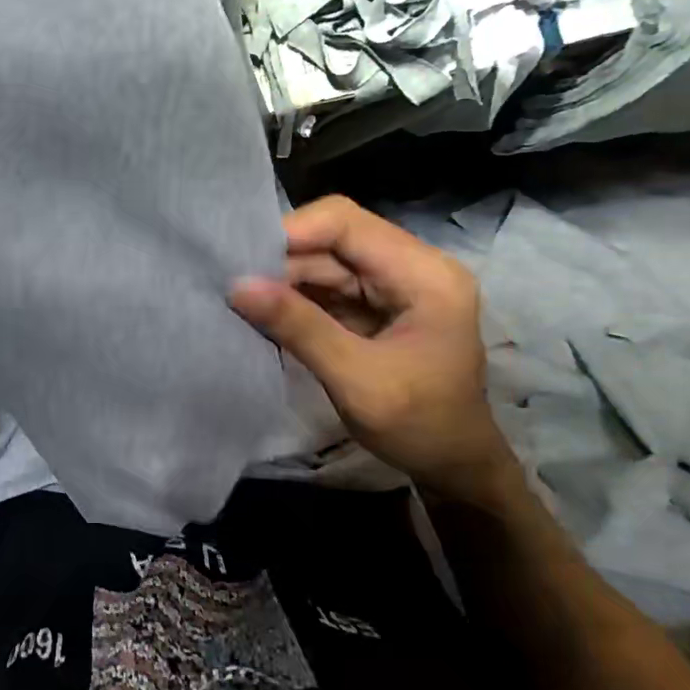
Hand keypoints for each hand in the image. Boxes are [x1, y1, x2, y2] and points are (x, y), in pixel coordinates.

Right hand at [231, 196, 519, 504]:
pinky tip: (265, 310)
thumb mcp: (357, 381)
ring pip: (323, 260)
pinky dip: (295, 296)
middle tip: (235, 284)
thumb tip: (237, 285)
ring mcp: (392, 282)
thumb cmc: (420, 427)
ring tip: (242, 299)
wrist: (455, 465)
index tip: (245, 260)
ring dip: (284, 278)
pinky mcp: (375, 301)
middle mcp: (410, 265)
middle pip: (332, 238)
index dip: (293, 231)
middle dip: (283, 260)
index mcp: (424, 274)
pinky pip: (326, 283)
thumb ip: (299, 328)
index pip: (347, 223)